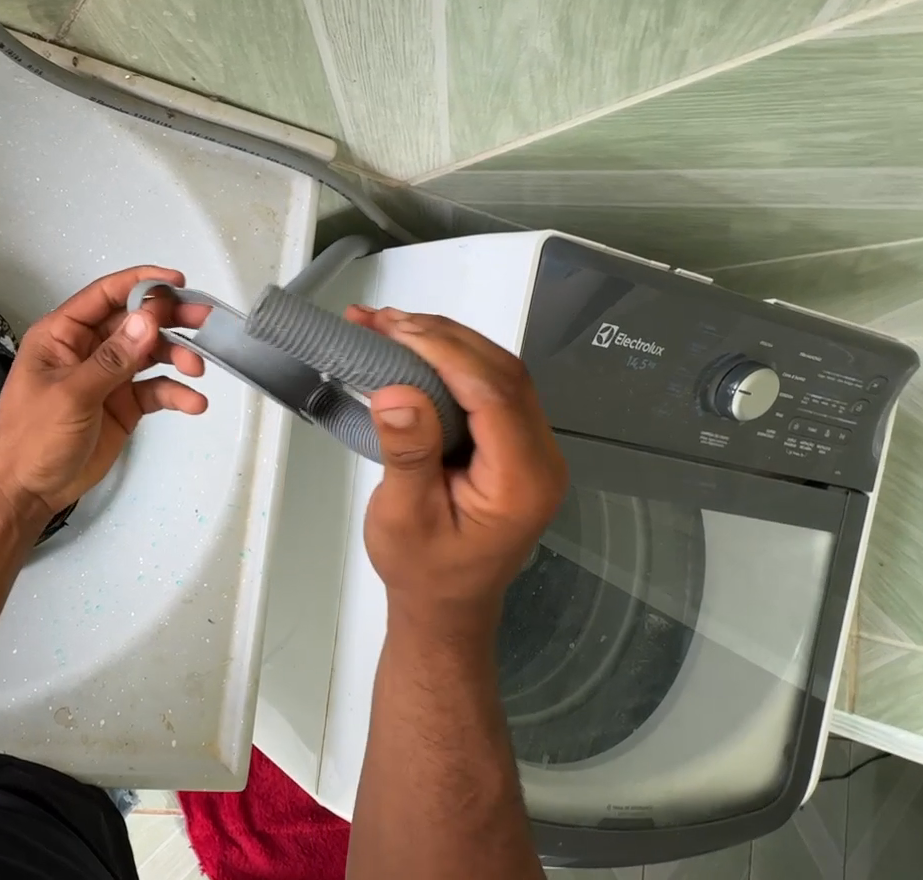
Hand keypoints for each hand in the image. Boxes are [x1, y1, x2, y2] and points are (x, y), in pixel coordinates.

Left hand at [0, 267, 209, 528]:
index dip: (141, 284)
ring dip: (176, 356)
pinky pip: (154, 390)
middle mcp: (87, 349)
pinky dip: (175, 393)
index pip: (105, 296)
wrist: (27, 491)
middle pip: (134, 322)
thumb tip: (149, 318)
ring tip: (197, 368)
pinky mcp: (123, 405)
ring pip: (149, 353)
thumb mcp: (72, 394)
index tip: (177, 282)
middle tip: (204, 320)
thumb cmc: (35, 435)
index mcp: (63, 334)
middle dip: (169, 319)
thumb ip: (113, 358)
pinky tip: (194, 403)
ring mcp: (107, 377)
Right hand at [344, 307, 567, 638]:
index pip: (495, 394)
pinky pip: (486, 387)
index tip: (395, 329)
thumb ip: (409, 454)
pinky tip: (410, 347)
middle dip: (441, 336)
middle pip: (502, 373)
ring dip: (443, 341)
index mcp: (523, 479)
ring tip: (387, 323)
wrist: (443, 604)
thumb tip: (397, 392)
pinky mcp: (510, 444)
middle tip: (382, 318)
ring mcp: (529, 448)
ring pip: (496, 372)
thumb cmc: (422, 569)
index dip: (447, 353)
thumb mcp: (405, 517)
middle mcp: (540, 457)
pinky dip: (447, 360)